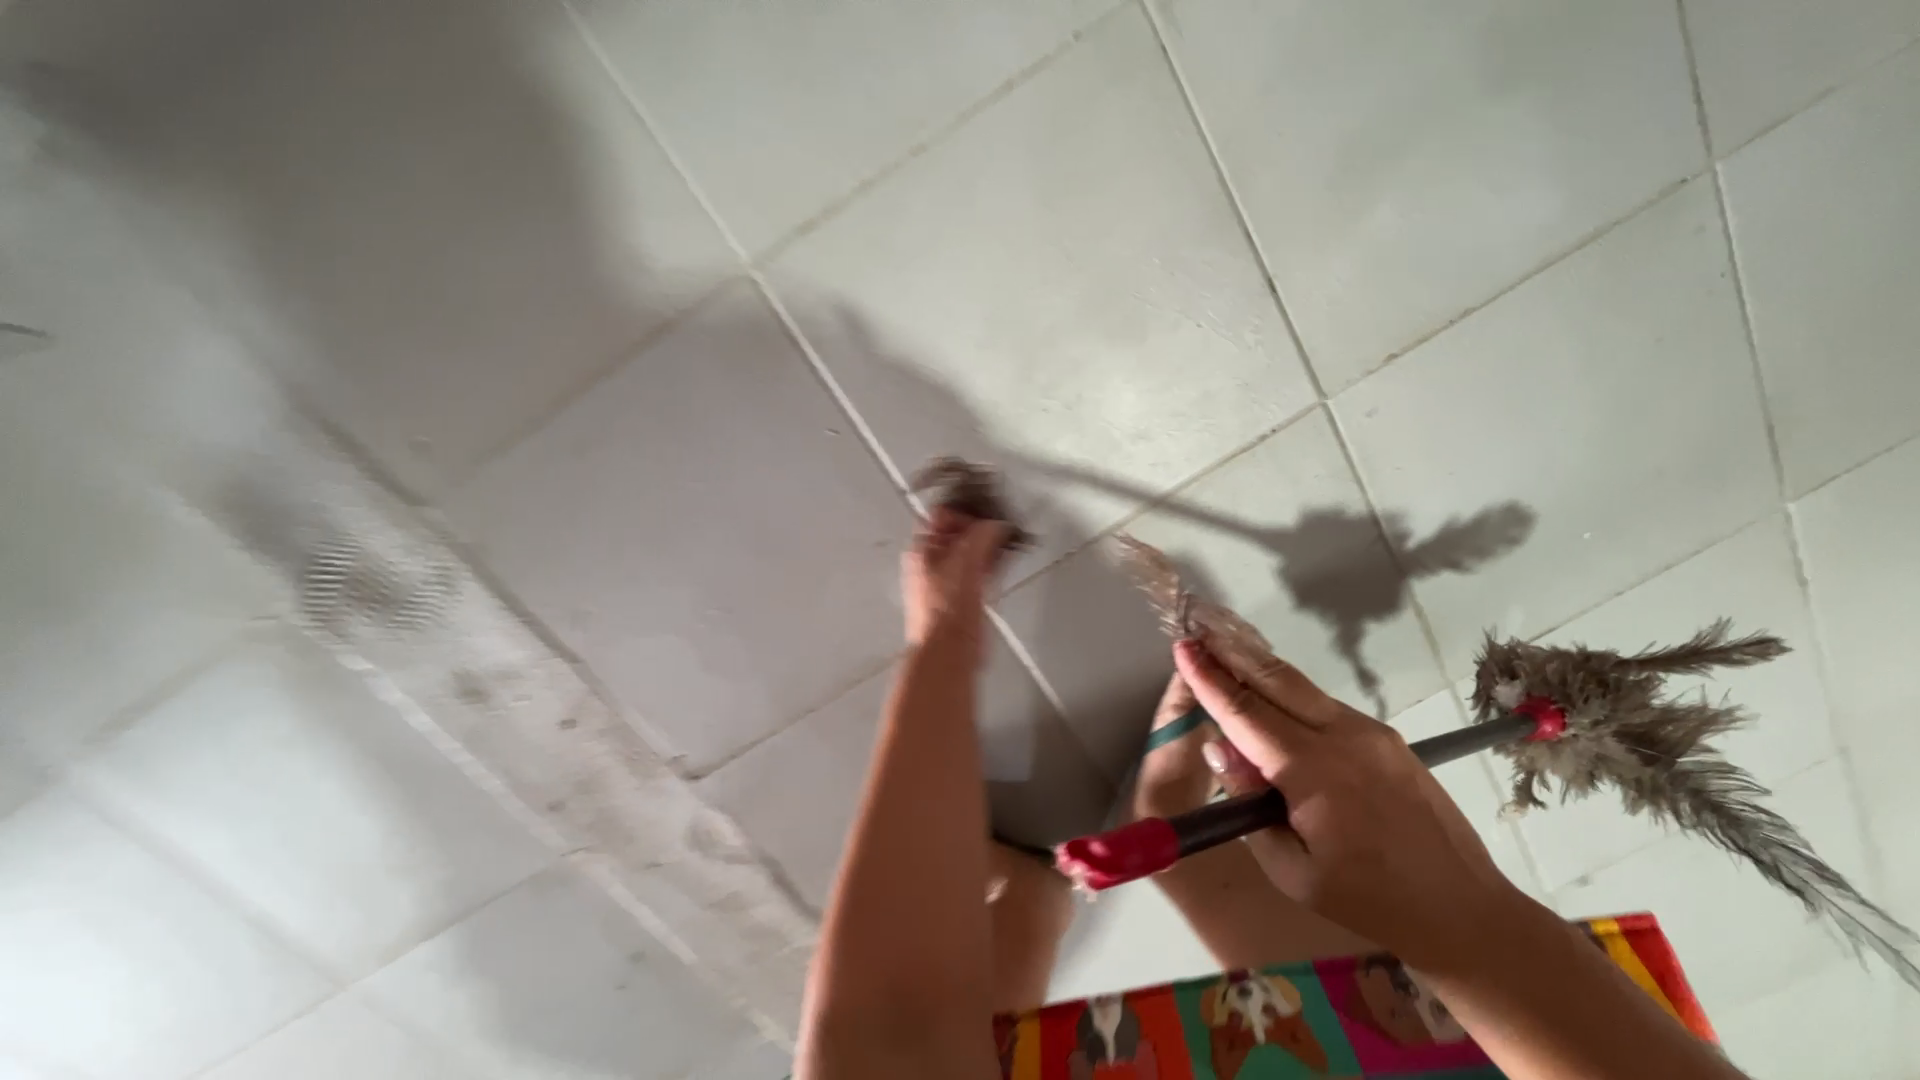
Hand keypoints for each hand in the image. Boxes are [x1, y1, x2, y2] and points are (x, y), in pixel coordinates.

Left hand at [901, 508, 1009, 652]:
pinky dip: (995, 561)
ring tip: (1013, 536)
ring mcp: (949, 580)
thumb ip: (982, 534)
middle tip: (1005, 521)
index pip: (941, 516)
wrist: (949, 650)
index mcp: (922, 549)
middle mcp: (932, 562)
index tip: (988, 512)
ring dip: (991, 543)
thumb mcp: (964, 558)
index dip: (964, 511)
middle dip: (982, 526)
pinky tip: (1012, 554)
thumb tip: (998, 524)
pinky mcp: (966, 597)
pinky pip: (981, 571)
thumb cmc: (948, 603)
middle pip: (958, 534)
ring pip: (972, 552)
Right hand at [1173, 636, 1526, 967]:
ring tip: (1224, 654)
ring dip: (1260, 671)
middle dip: (1232, 653)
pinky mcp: (1387, 739)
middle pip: (1276, 680)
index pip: (1245, 713)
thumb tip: (1220, 749)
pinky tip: (1271, 700)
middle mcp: (1344, 737)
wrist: (1462, 908)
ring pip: (1303, 689)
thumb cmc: (1366, 899)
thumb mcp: (1290, 868)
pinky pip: (1325, 708)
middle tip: (1197, 630)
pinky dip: (1290, 696)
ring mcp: (1372, 733)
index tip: (1181, 648)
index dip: (1209, 679)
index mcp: (1314, 772)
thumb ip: (1249, 803)